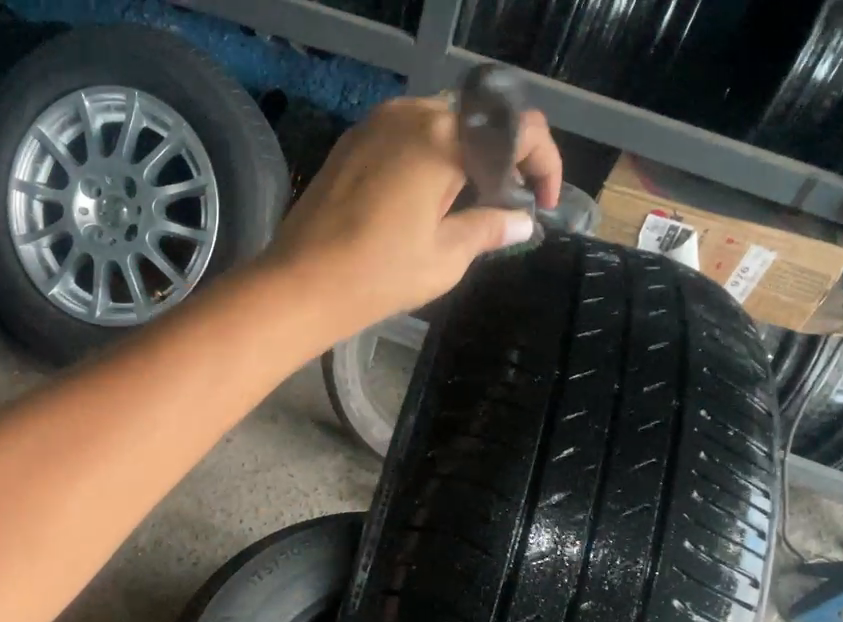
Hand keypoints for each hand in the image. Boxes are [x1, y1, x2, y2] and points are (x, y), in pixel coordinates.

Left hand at [262, 95, 562, 334]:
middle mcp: (412, 115)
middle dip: (501, 160)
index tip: (542, 205)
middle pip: (478, 122)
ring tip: (467, 206)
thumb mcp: (446, 258)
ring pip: (440, 126)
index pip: (518, 129)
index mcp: (444, 138)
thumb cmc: (377, 275)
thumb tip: (522, 221)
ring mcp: (376, 125)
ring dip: (463, 159)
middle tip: (505, 205)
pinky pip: (405, 138)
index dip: (543, 164)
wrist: (299, 285)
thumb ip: (489, 228)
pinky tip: (425, 201)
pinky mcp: (352, 143)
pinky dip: (427, 160)